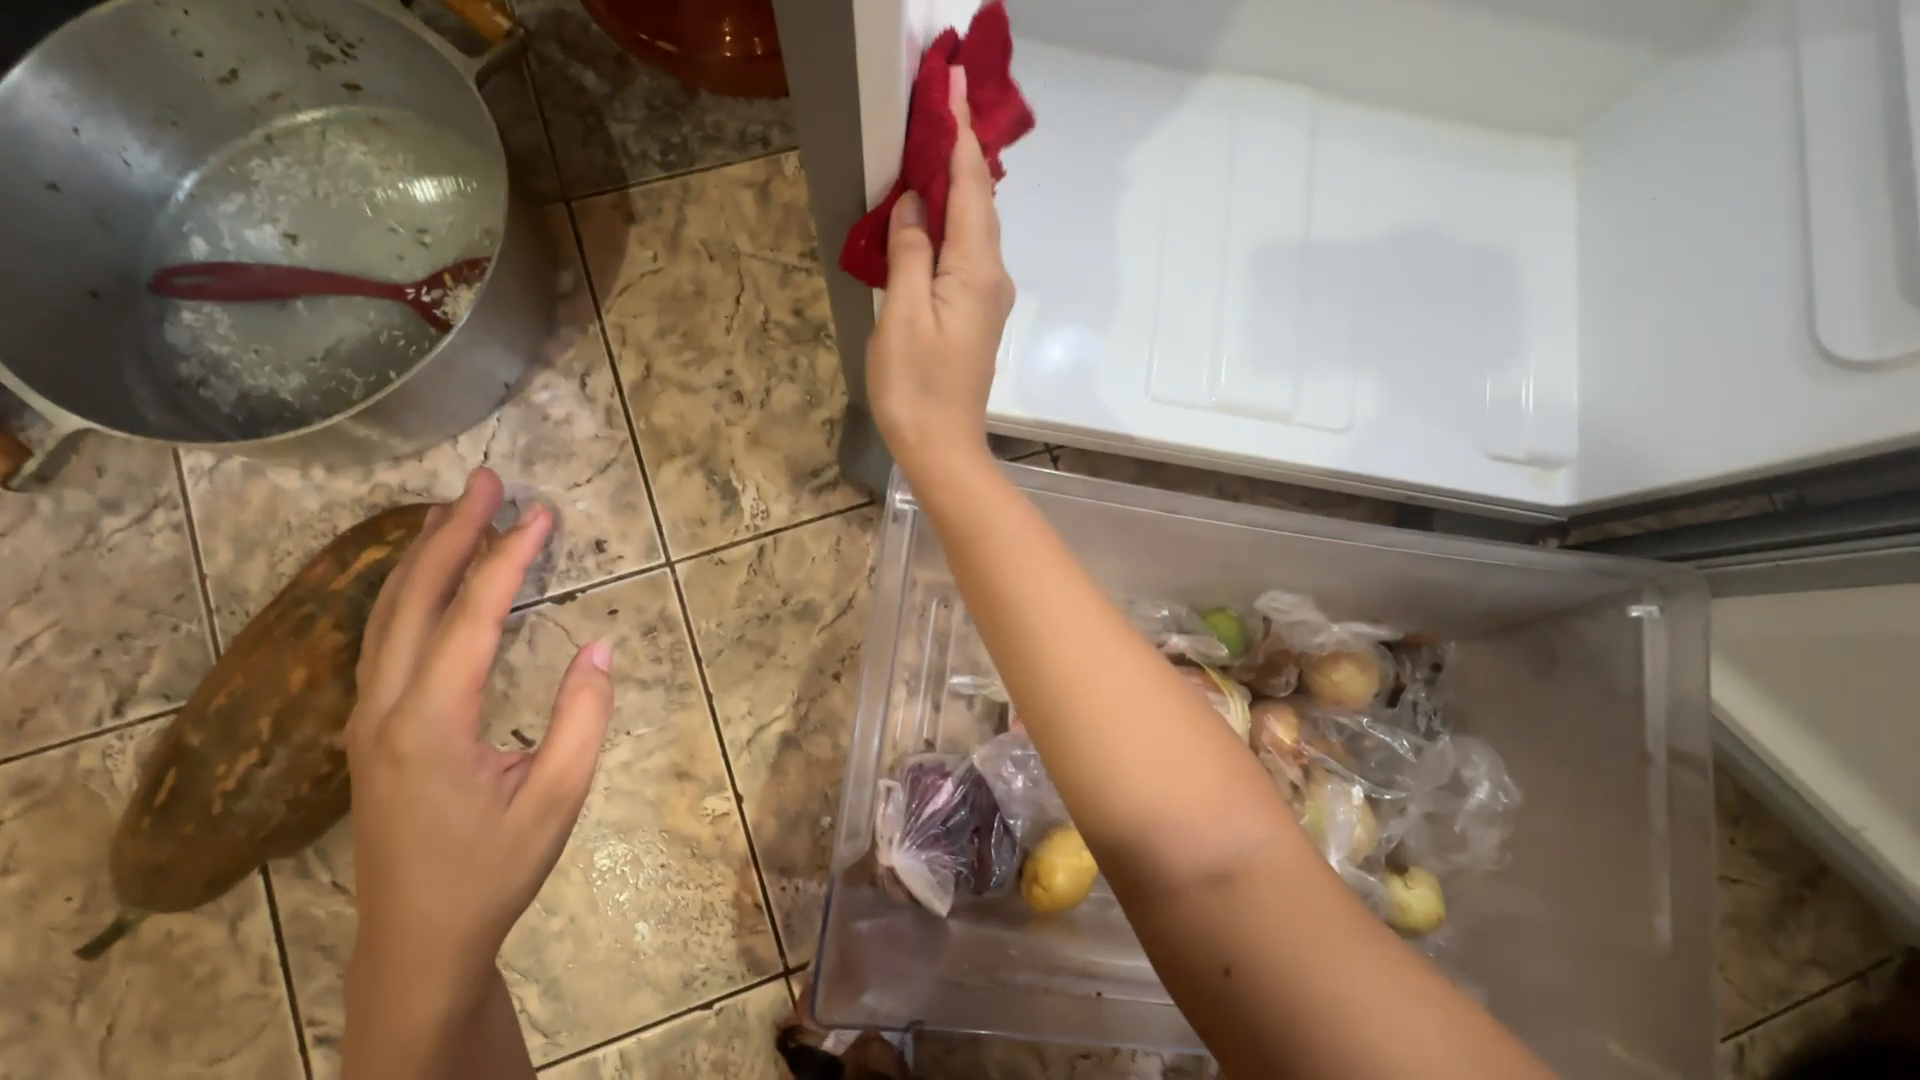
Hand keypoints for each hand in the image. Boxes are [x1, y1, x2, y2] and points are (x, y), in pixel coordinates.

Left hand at [344, 466, 612, 974]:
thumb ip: (582, 719)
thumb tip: (600, 648)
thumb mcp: (558, 800)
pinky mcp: (368, 730)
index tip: (543, 512)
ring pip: (386, 616)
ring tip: (454, 510)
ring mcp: (366, 718)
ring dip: (420, 556)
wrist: (418, 937)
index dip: (509, 558)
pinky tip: (425, 581)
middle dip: (450, 532)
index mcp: (431, 721)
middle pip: (412, 598)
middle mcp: (385, 707)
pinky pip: (383, 641)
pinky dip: (407, 593)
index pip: (473, 616)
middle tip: (487, 479)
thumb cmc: (493, 870)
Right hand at [867, 64, 1015, 473]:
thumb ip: (910, 254)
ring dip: (959, 182)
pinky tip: (936, 208)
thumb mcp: (901, 316)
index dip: (958, 133)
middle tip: (940, 102)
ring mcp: (988, 296)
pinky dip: (955, 218)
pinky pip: (969, 249)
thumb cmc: (915, 387)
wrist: (942, 445)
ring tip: (936, 142)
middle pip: (980, 201)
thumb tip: (913, 204)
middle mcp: (992, 276)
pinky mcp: (977, 313)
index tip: (952, 85)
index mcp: (975, 270)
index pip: (970, 186)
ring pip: (976, 225)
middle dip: (962, 149)